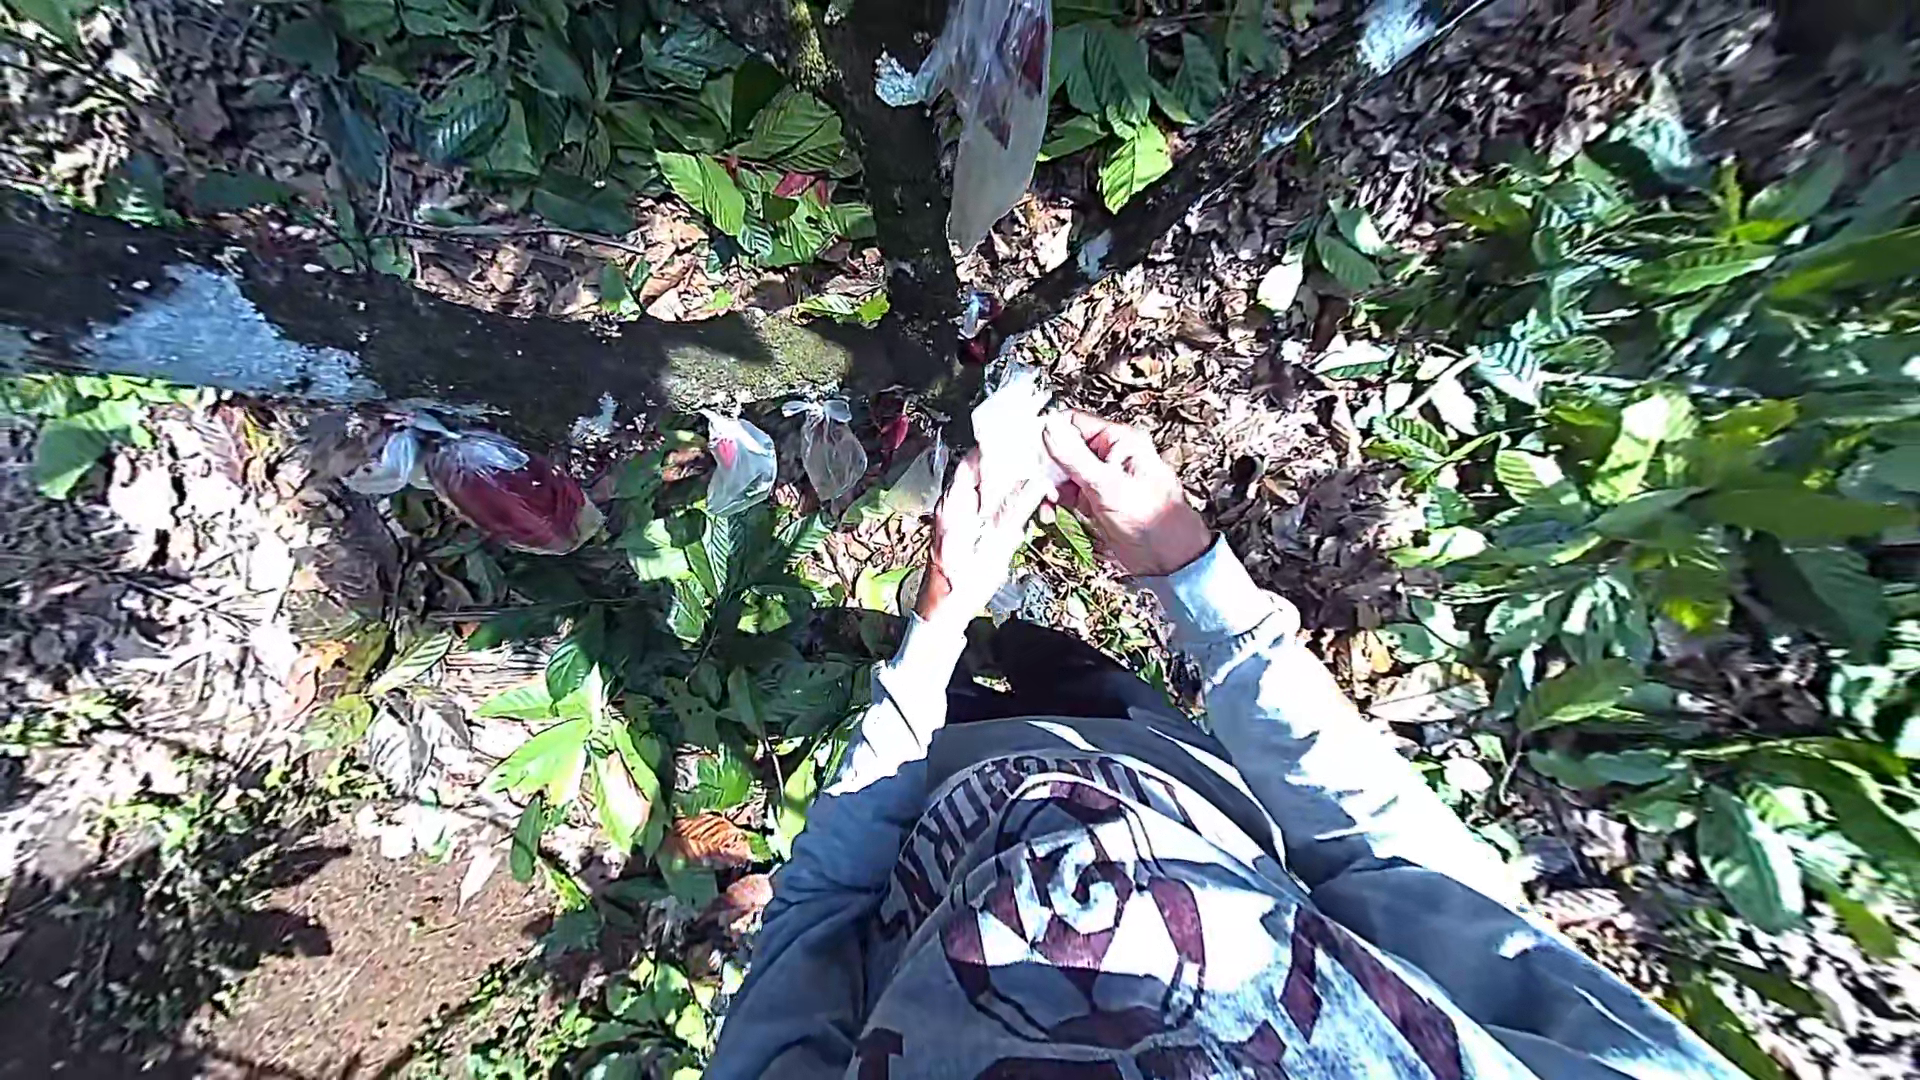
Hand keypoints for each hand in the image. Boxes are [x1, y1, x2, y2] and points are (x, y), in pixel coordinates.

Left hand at [914, 449, 1049, 629]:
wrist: (944, 612)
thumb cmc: (962, 584)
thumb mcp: (994, 547)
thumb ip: (1013, 512)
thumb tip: (1033, 482)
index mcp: (953, 505)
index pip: (971, 462)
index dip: (995, 448)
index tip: (1020, 441)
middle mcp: (952, 506)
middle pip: (980, 473)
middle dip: (1007, 465)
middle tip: (1035, 461)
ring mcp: (956, 517)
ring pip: (984, 489)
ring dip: (1007, 485)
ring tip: (1034, 480)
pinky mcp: (963, 529)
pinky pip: (983, 506)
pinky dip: (1001, 502)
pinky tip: (1020, 505)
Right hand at [1042, 410, 1211, 577]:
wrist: (1168, 558)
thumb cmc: (1154, 520)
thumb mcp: (1108, 485)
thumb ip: (1075, 456)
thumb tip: (1051, 427)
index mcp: (1120, 441)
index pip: (1074, 423)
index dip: (1050, 435)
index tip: (1031, 451)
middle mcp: (1109, 456)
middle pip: (1063, 448)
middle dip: (1046, 466)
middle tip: (1037, 482)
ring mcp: (1101, 478)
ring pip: (1061, 472)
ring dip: (1048, 486)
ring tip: (1046, 501)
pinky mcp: (1095, 500)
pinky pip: (1066, 492)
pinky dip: (1055, 501)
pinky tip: (1051, 511)